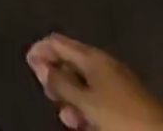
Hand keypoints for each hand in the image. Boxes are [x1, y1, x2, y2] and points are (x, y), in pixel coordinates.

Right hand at [26, 34, 162, 130]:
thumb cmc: (123, 117)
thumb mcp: (84, 100)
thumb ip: (57, 80)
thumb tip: (39, 65)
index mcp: (92, 56)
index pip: (54, 40)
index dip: (38, 50)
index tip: (30, 68)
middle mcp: (105, 63)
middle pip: (70, 61)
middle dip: (57, 78)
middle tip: (50, 96)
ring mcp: (121, 82)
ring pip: (85, 82)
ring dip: (72, 97)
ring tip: (71, 118)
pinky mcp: (133, 100)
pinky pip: (101, 96)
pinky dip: (89, 105)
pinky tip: (89, 122)